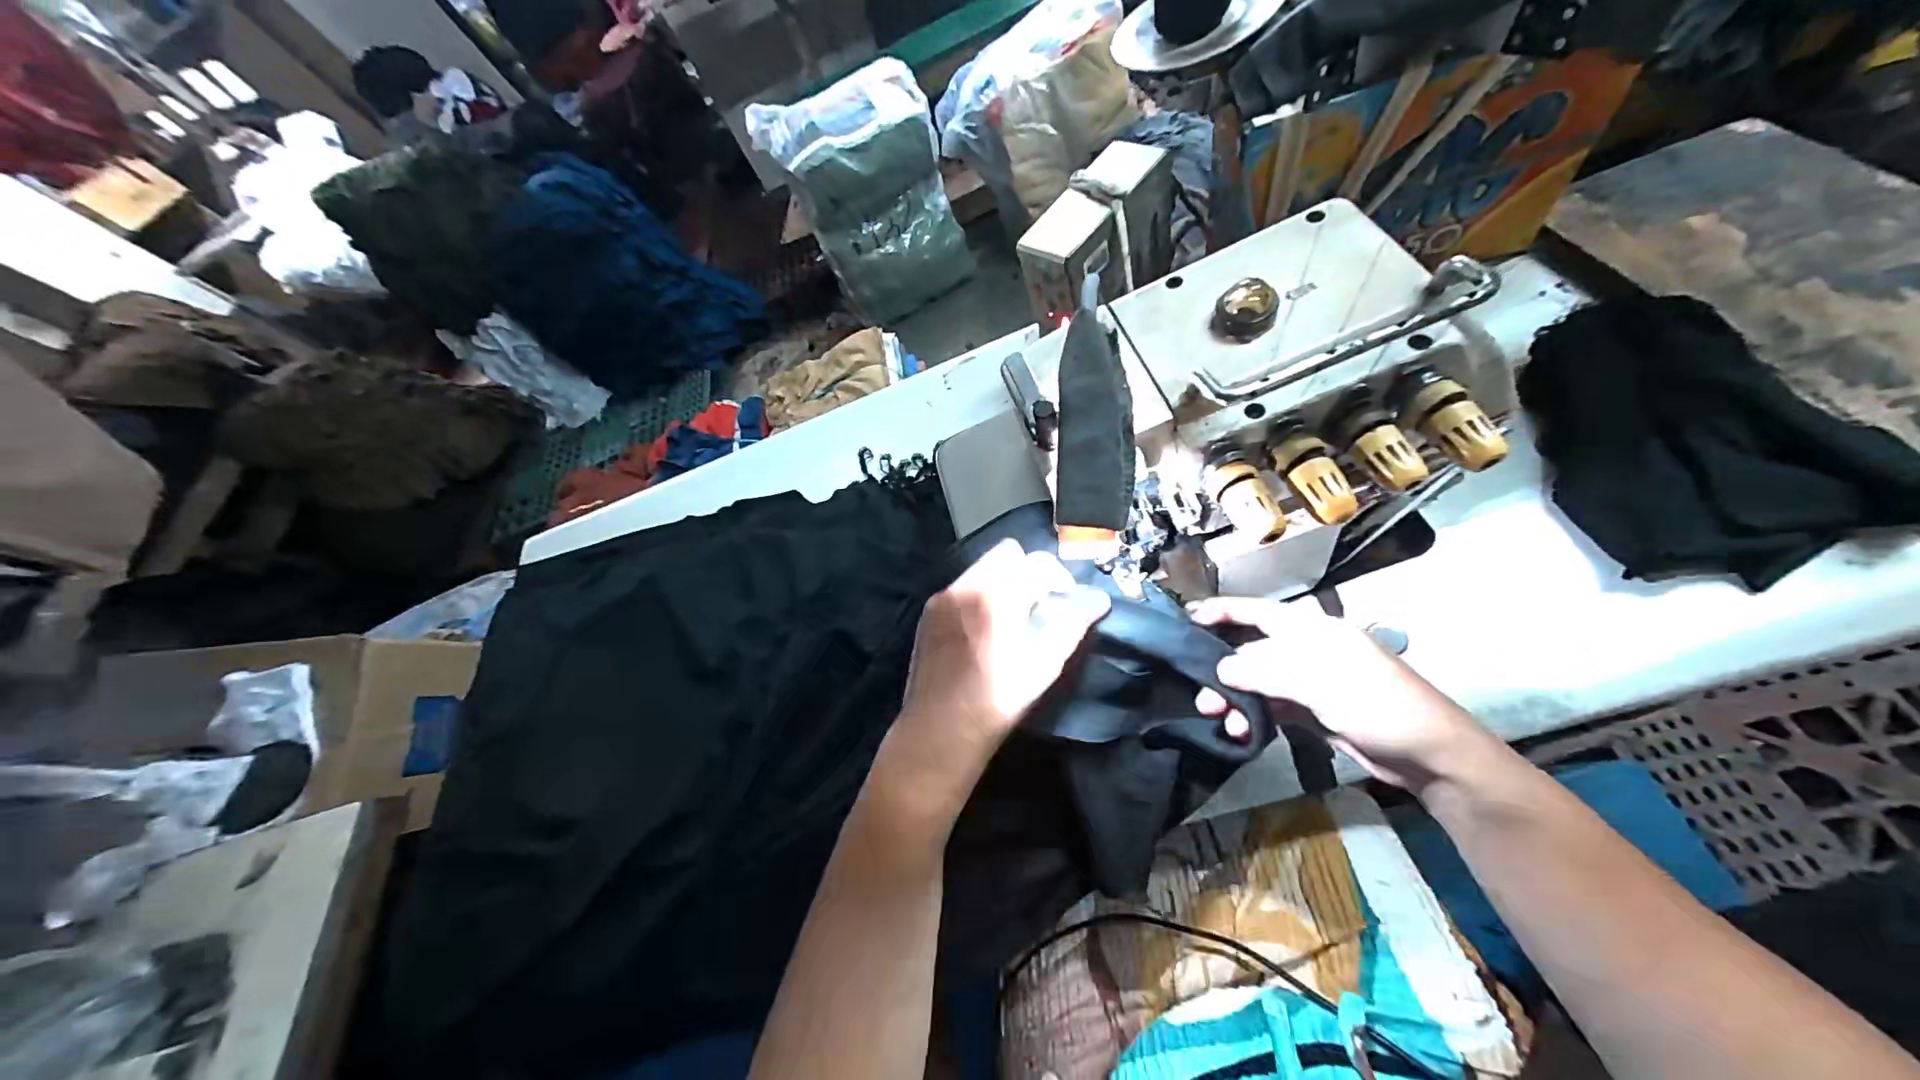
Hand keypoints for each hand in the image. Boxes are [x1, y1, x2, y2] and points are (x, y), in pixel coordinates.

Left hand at [879, 540, 1109, 823]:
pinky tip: (984, 631)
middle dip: (1028, 571)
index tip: (1066, 600)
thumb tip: (1097, 599)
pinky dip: (979, 596)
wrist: (939, 730)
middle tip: (1040, 604)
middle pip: (1006, 554)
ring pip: (981, 569)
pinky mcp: (928, 614)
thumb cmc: (997, 700)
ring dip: (1003, 582)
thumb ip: (1072, 623)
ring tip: (1012, 619)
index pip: (1037, 562)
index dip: (1059, 577)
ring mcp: (942, 598)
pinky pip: (961, 588)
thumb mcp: (1044, 664)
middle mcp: (965, 586)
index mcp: (995, 595)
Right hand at [1189, 596, 1502, 791]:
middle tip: (1201, 693)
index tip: (1185, 619)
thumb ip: (1265, 670)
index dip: (1219, 612)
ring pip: (1255, 682)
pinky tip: (1241, 730)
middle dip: (1221, 669)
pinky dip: (1252, 715)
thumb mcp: (1318, 681)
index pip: (1255, 611)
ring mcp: (1308, 681)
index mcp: (1310, 628)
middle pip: (1249, 650)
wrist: (1428, 755)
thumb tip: (1223, 669)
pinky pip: (1269, 706)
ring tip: (1220, 717)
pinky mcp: (1310, 710)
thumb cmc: (1377, 703)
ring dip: (1234, 698)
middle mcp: (1305, 649)